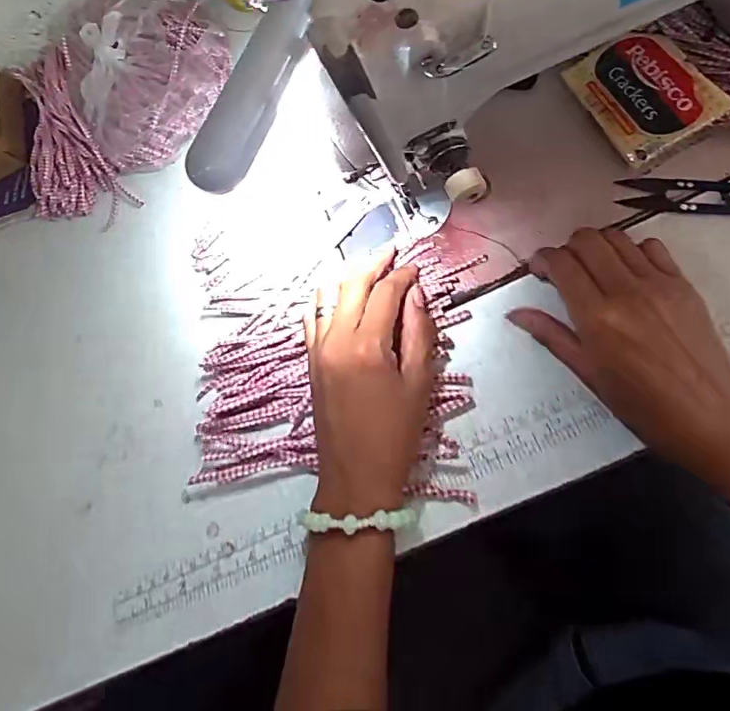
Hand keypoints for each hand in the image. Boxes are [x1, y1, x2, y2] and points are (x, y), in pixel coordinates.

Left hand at [305, 246, 437, 516]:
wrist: (356, 478)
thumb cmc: (396, 435)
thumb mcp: (419, 384)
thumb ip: (420, 332)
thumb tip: (416, 294)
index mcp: (367, 346)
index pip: (385, 292)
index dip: (403, 275)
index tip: (416, 269)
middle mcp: (336, 340)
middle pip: (352, 284)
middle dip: (374, 263)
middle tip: (392, 252)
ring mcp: (317, 349)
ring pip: (327, 295)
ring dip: (349, 275)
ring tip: (369, 267)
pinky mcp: (310, 361)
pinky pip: (312, 317)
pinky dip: (326, 298)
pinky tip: (339, 293)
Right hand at [507, 227, 729, 484]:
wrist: (711, 417)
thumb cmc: (645, 407)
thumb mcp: (590, 375)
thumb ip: (552, 336)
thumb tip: (516, 313)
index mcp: (597, 318)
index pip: (561, 263)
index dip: (542, 258)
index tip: (539, 270)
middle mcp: (625, 291)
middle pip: (586, 240)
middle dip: (567, 248)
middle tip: (565, 270)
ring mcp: (657, 283)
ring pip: (616, 236)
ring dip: (598, 246)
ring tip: (595, 268)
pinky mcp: (682, 283)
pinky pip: (651, 246)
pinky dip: (632, 250)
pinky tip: (630, 272)